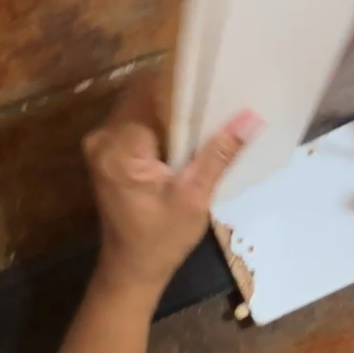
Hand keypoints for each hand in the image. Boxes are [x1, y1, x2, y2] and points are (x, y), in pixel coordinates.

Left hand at [83, 77, 262, 291]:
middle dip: (181, 97)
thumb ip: (219, 153)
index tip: (215, 83)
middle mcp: (103, 137)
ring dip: (173, 111)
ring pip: (142, 106)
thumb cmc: (161, 239)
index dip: (183, 86)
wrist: (131, 269)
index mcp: (119, 147)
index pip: (150, 92)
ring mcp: (102, 143)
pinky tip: (189, 136)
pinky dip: (163, 124)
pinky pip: (138, 122)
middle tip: (219, 98)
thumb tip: (251, 117)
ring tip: (209, 116)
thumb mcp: (195, 196)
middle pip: (144, 96)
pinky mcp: (108, 151)